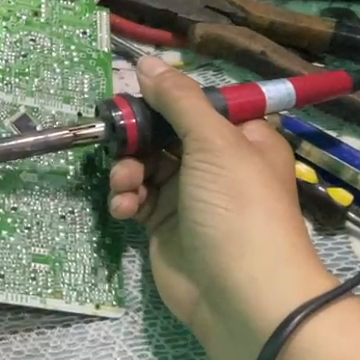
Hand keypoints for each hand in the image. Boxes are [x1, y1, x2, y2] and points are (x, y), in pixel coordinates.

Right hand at [108, 57, 336, 359]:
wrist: (241, 296)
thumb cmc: (236, 208)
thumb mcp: (213, 143)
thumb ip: (178, 100)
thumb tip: (146, 63)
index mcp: (240, 139)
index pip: (198, 105)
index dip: (165, 99)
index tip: (134, 96)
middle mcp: (215, 163)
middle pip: (163, 133)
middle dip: (137, 137)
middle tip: (117, 139)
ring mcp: (188, 195)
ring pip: (144, 165)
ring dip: (127, 170)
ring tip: (126, 184)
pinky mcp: (164, 225)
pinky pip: (136, 198)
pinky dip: (126, 198)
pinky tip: (125, 208)